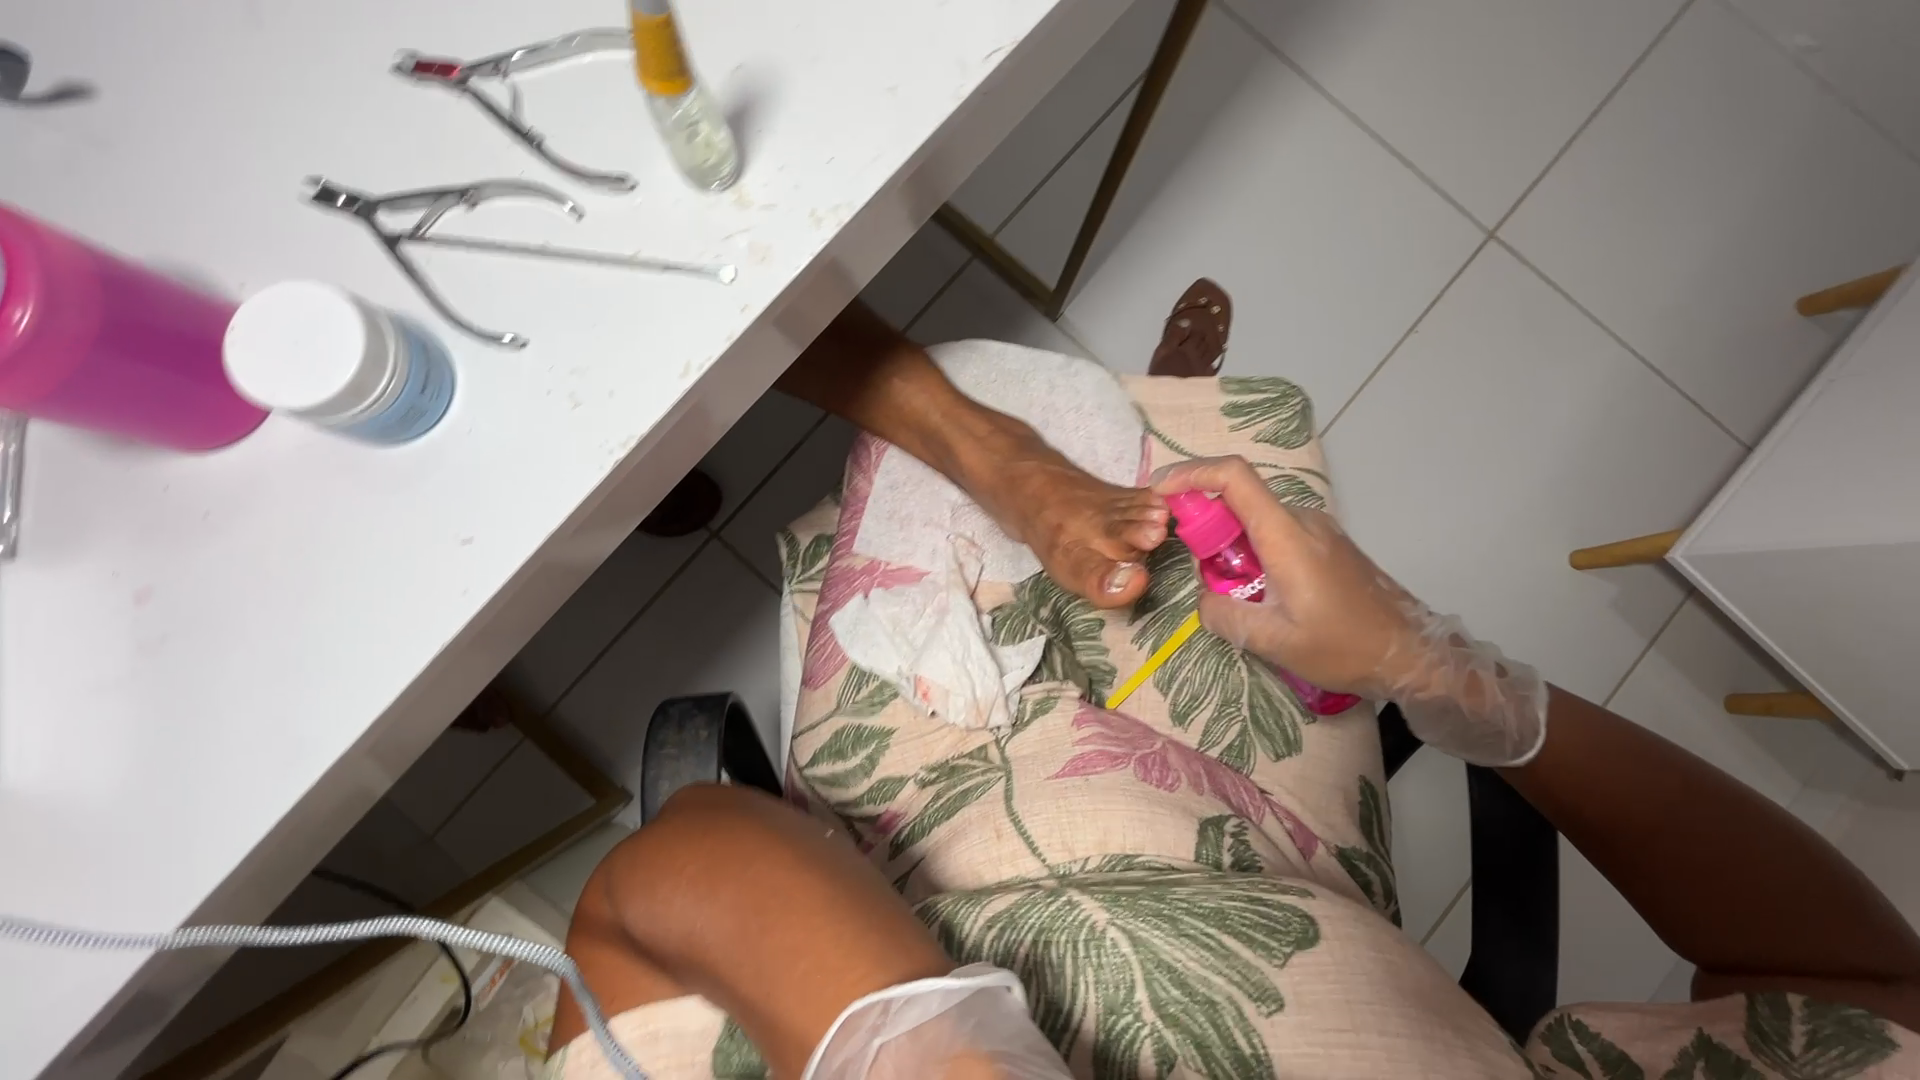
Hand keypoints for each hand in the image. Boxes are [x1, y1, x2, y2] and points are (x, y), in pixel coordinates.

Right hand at [1153, 457, 1546, 766]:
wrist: (1413, 654)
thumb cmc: (1346, 647)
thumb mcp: (1275, 642)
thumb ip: (1225, 616)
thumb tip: (1204, 598)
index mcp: (1286, 535)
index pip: (1234, 477)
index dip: (1191, 473)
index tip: (1160, 492)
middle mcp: (1301, 520)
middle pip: (1239, 497)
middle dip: (1202, 518)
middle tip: (1184, 557)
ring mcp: (1316, 529)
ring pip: (1256, 517)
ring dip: (1227, 539)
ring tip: (1220, 584)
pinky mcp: (1325, 544)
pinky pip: (1274, 532)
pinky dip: (1249, 548)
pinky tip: (1251, 588)